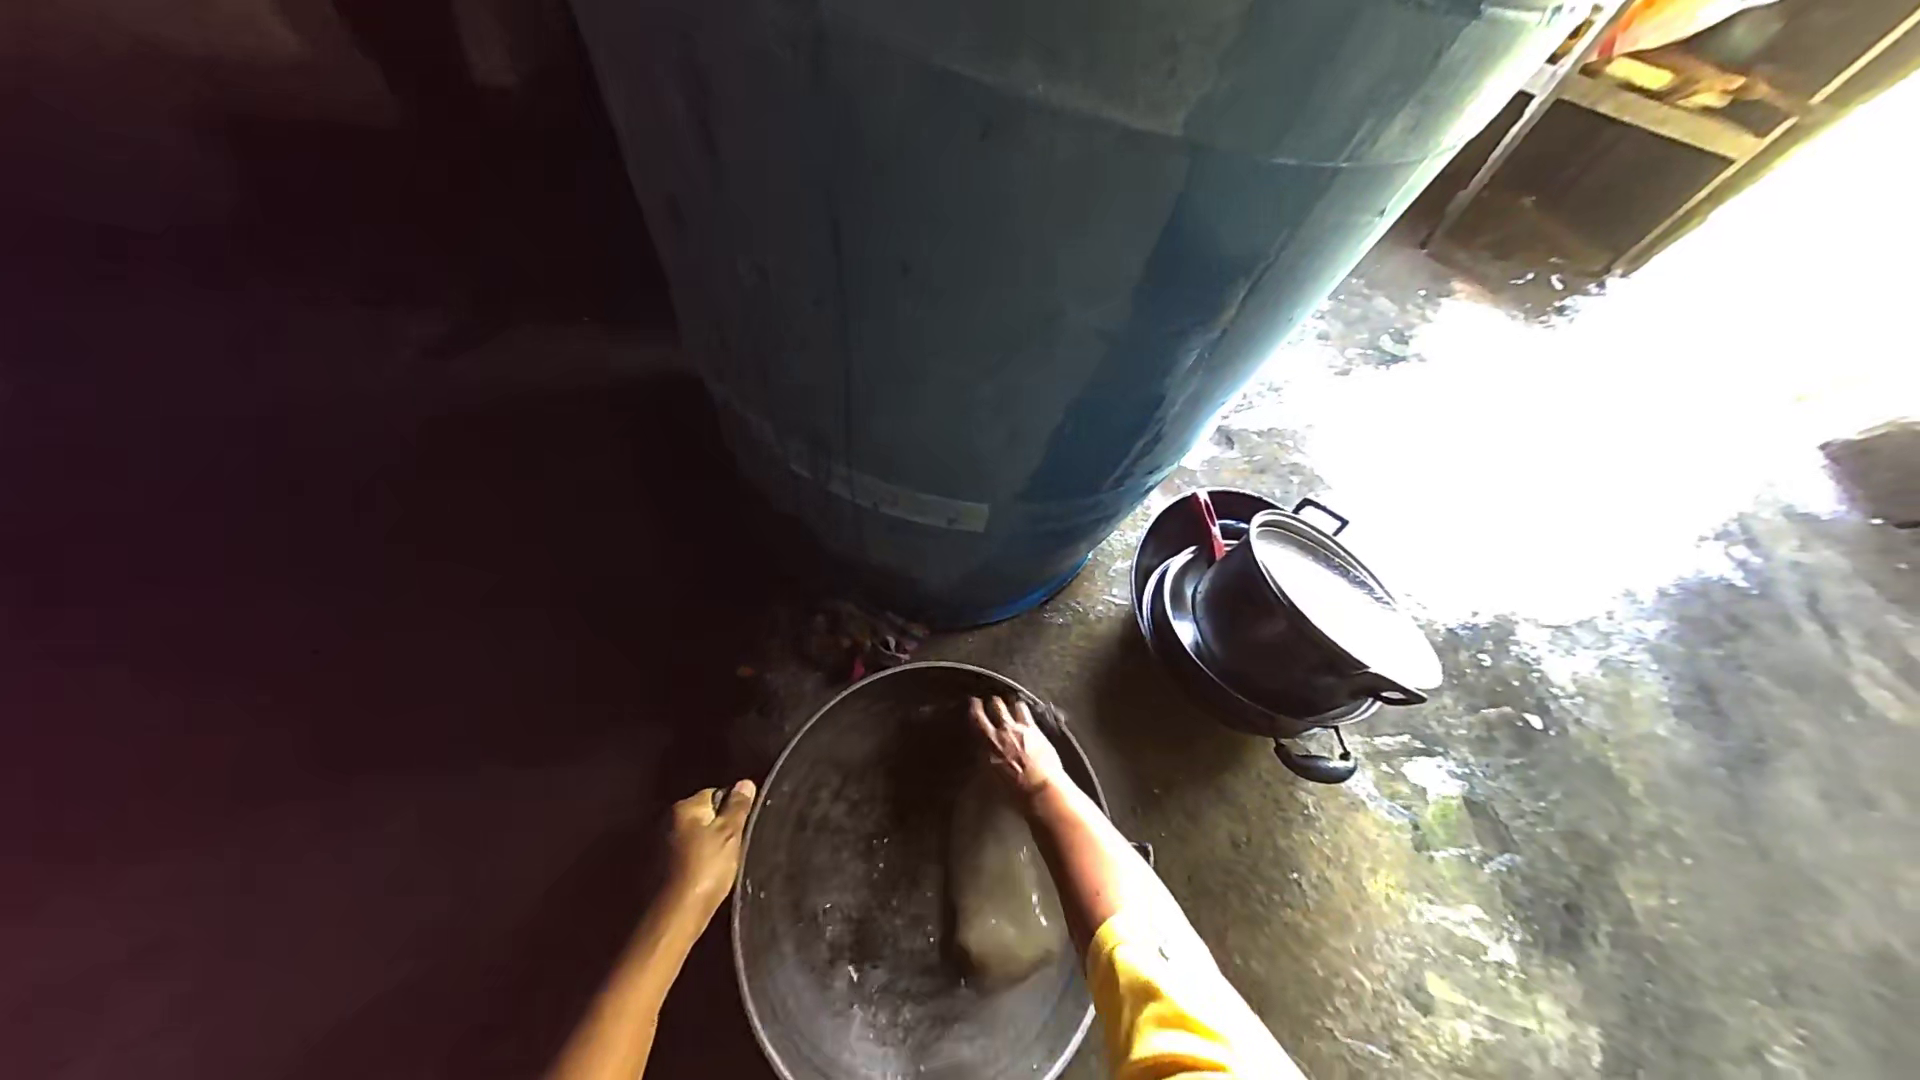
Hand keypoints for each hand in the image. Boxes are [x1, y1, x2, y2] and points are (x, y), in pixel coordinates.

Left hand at [666, 780, 755, 909]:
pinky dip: (691, 862)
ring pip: (691, 837)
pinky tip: (702, 877)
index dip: (731, 809)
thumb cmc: (706, 869)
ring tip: (718, 865)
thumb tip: (745, 782)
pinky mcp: (654, 869)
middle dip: (716, 827)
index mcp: (684, 808)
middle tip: (732, 847)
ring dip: (703, 846)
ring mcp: (657, 846)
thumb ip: (738, 807)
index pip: (715, 794)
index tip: (740, 828)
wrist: (674, 916)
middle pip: (701, 816)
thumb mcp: (730, 834)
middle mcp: (666, 821)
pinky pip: (681, 857)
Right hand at [967, 696, 1066, 800]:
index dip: (974, 706)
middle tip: (990, 700)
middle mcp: (1001, 732)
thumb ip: (985, 756)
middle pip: (994, 706)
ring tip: (1006, 701)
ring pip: (1008, 704)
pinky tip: (1020, 707)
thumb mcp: (992, 773)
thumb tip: (982, 748)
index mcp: (988, 744)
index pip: (976, 718)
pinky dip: (1019, 706)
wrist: (1040, 789)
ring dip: (1006, 702)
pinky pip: (1023, 709)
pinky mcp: (1033, 728)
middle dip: (991, 701)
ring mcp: (1018, 728)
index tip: (973, 701)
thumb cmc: (1014, 789)